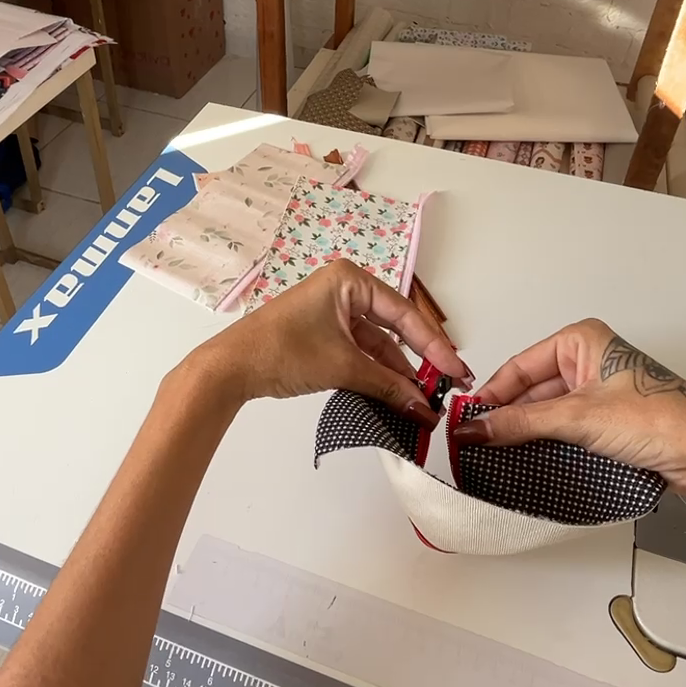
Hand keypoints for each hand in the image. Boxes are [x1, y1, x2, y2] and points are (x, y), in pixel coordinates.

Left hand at [182, 261, 471, 425]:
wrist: (230, 368)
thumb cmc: (281, 350)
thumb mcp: (343, 367)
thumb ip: (388, 385)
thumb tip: (422, 406)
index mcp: (349, 280)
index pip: (404, 313)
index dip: (434, 345)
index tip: (456, 370)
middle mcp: (343, 291)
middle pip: (394, 327)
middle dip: (418, 360)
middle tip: (446, 386)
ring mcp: (332, 313)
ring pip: (377, 344)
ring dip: (398, 373)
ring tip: (423, 402)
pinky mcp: (323, 335)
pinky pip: (360, 353)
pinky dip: (377, 374)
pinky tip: (397, 396)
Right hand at [453, 318, 685, 489]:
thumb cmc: (660, 417)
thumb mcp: (577, 417)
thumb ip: (522, 423)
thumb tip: (479, 427)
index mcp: (581, 340)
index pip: (521, 366)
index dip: (493, 393)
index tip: (468, 416)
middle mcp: (587, 359)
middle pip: (531, 388)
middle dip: (506, 413)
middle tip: (476, 437)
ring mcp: (596, 390)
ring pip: (545, 408)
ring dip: (523, 429)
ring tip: (494, 448)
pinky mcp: (605, 418)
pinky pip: (562, 424)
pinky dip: (543, 438)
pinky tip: (524, 453)